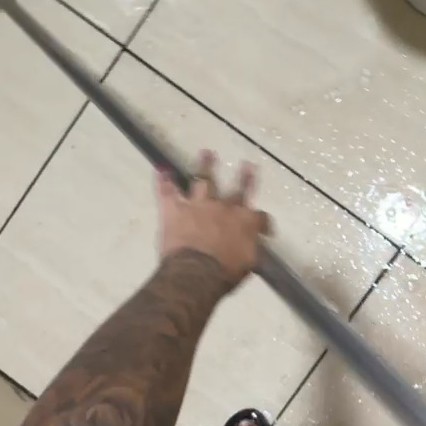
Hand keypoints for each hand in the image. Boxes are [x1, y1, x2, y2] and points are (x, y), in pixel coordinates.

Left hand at [156, 150, 270, 285]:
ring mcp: (199, 205)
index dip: (264, 222)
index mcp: (246, 223)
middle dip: (244, 177)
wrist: (198, 272)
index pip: (260, 217)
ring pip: (204, 179)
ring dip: (205, 165)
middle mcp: (225, 208)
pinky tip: (161, 169)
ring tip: (206, 152)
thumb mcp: (249, 264)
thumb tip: (252, 246)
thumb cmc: (226, 273)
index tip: (265, 227)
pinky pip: (167, 191)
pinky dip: (163, 180)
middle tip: (247, 163)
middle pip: (237, 189)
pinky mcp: (175, 208)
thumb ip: (251, 250)